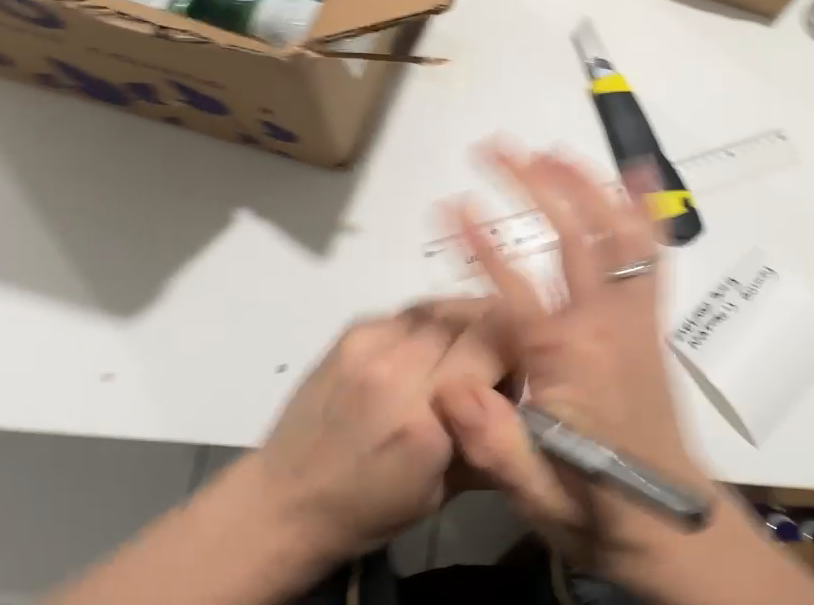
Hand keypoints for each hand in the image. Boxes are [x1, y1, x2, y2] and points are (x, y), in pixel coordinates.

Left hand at [242, 299, 505, 571]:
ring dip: (465, 320)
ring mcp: (371, 346)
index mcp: (426, 422)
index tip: (524, 363)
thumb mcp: (444, 491)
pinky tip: (428, 346)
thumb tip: (529, 394)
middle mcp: (399, 372)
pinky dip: (430, 323)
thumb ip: (488, 437)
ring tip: (468, 344)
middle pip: (472, 318)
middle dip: (496, 329)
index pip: (495, 347)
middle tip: (502, 352)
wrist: (284, 499)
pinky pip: (410, 312)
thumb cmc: (370, 508)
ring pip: (443, 306)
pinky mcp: (352, 332)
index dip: (518, 347)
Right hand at [434, 145, 711, 579]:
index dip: (479, 242)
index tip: (451, 204)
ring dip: (585, 185)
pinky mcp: (651, 321)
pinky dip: (646, 211)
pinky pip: (654, 255)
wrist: (670, 526)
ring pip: (615, 233)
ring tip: (552, 150)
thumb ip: (493, 442)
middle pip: (570, 236)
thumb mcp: (533, 493)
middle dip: (532, 185)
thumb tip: (448, 385)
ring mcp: (635, 316)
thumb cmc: (594, 508)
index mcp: (568, 359)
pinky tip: (638, 175)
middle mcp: (606, 323)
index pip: (514, 286)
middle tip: (496, 148)